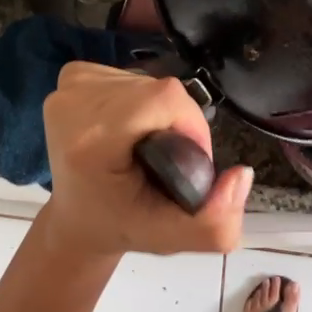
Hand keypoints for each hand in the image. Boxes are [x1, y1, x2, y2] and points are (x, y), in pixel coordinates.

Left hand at [41, 63, 252, 256]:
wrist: (76, 218)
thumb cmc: (120, 226)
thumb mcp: (171, 237)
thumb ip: (216, 221)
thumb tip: (243, 175)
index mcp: (91, 140)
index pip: (165, 98)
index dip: (190, 124)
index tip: (187, 159)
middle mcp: (73, 103)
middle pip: (158, 88)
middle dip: (177, 121)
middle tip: (168, 158)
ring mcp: (69, 86)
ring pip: (146, 80)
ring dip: (158, 111)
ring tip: (144, 146)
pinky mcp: (72, 74)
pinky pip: (129, 75)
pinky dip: (139, 100)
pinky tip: (126, 129)